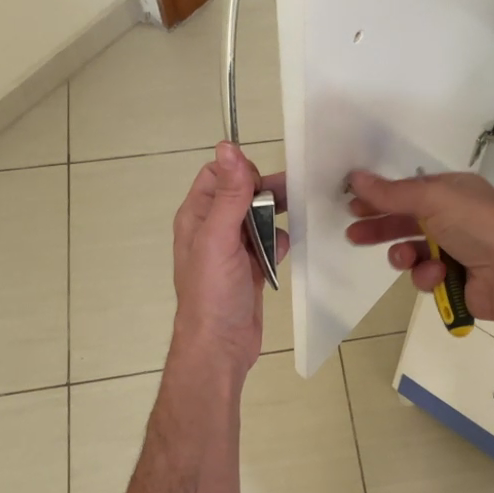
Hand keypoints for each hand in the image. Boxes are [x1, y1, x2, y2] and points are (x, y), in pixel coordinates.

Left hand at [171, 142, 287, 371]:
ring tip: (294, 222)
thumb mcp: (219, 238)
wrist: (220, 346)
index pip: (219, 175)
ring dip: (276, 219)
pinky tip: (283, 254)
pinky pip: (270, 242)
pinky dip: (280, 243)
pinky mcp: (251, 267)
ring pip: (260, 217)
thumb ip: (229, 194)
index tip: (262, 187)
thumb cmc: (213, 292)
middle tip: (295, 197)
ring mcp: (233, 249)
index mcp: (197, 216)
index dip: (241, 174)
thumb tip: (228, 146)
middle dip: (267, 195)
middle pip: (244, 193)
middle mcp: (213, 228)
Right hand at [343, 169, 493, 324]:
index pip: (411, 190)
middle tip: (353, 234)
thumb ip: (392, 192)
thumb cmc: (477, 227)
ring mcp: (456, 249)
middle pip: (407, 220)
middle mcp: (456, 217)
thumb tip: (355, 176)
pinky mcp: (455, 279)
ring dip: (404, 255)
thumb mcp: (434, 199)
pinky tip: (437, 275)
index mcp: (456, 190)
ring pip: (413, 251)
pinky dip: (427, 276)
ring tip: (403, 260)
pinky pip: (425, 275)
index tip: (353, 203)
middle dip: (381, 227)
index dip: (382, 196)